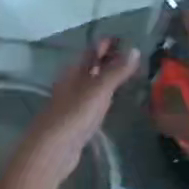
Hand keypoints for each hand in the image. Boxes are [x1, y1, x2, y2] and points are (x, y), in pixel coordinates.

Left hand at [19, 38, 139, 180]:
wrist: (53, 150)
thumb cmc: (74, 116)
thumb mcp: (97, 90)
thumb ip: (115, 71)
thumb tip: (134, 49)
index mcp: (73, 73)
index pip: (91, 52)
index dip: (106, 44)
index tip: (125, 38)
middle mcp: (71, 84)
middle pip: (91, 67)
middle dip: (108, 59)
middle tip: (132, 55)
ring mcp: (73, 103)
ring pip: (92, 84)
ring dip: (107, 78)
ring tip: (127, 74)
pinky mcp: (77, 121)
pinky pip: (93, 102)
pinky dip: (104, 96)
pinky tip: (111, 101)